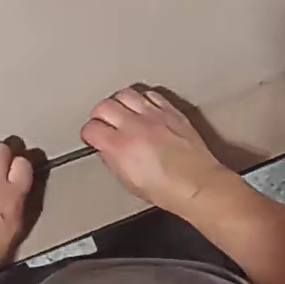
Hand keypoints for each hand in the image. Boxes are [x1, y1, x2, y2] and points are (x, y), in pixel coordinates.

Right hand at [80, 87, 242, 214]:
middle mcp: (134, 126)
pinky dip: (142, 99)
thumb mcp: (128, 181)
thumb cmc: (167, 189)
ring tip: (120, 111)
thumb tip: (107, 149)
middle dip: (99, 114)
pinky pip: (150, 94)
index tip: (91, 136)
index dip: (88, 133)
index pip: (91, 128)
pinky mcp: (170, 111)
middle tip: (101, 121)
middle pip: (105, 106)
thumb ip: (113, 159)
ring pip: (126, 94)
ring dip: (119, 102)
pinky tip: (142, 107)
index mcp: (119, 146)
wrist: (196, 184)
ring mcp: (154, 115)